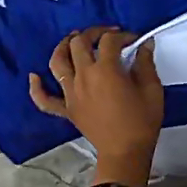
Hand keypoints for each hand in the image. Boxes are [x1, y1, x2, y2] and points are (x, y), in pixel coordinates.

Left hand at [30, 27, 163, 184]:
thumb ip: (145, 63)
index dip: (122, 36)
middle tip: (106, 34)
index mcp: (106, 70)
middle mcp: (83, 76)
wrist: (125, 153)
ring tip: (72, 40)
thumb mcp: (152, 89)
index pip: (109, 41)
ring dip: (63, 46)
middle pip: (79, 43)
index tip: (134, 40)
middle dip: (92, 33)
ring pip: (57, 62)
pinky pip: (44, 100)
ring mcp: (71, 93)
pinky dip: (36, 88)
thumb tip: (145, 44)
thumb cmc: (141, 121)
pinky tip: (34, 77)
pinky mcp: (66, 109)